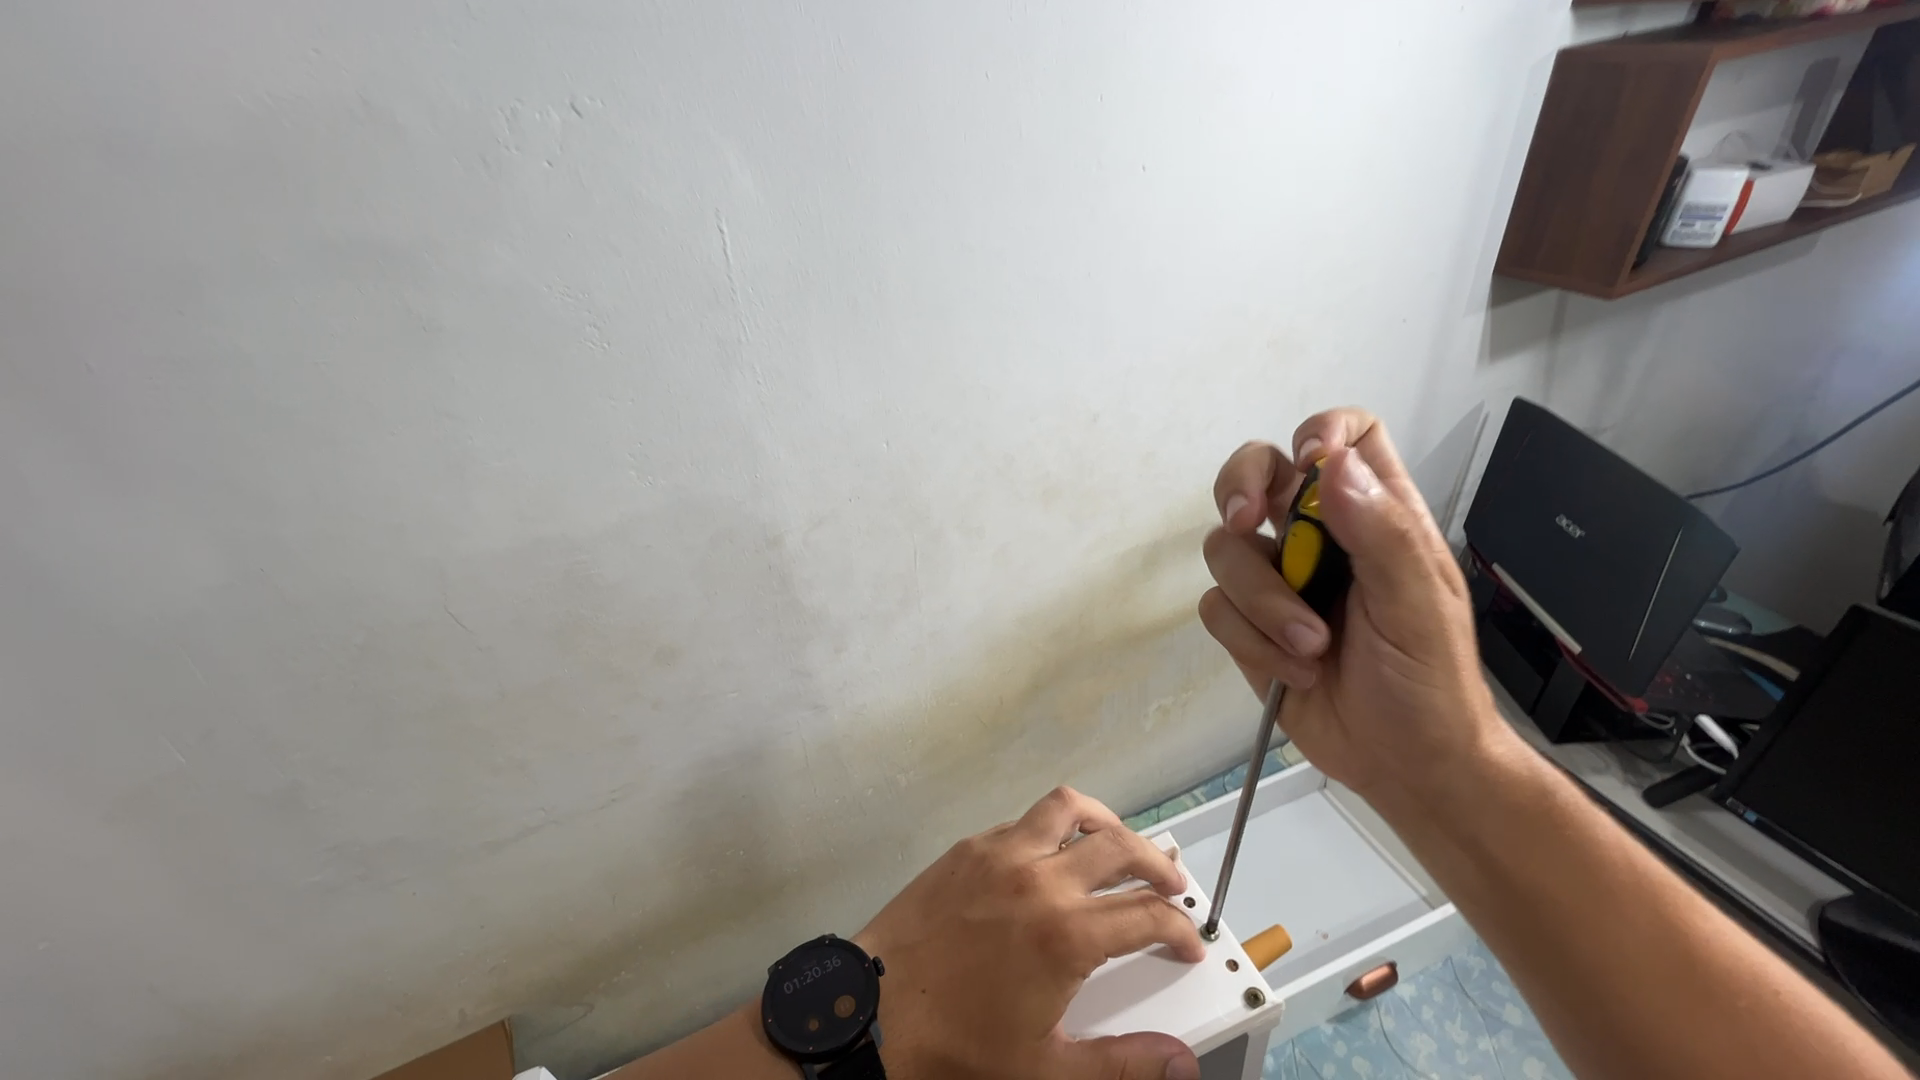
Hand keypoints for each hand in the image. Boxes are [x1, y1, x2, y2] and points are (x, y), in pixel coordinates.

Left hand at [854, 786, 1204, 1079]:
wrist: (875, 1014)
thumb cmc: (958, 1043)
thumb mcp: (1047, 1068)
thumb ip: (1123, 1064)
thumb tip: (1182, 1061)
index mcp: (1066, 935)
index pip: (1148, 915)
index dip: (1180, 928)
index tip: (1187, 941)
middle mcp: (1039, 880)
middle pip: (1121, 847)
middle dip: (1159, 864)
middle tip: (1171, 884)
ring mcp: (1001, 854)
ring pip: (1070, 808)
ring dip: (1106, 822)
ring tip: (1119, 843)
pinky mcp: (969, 846)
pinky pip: (1024, 820)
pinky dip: (1052, 828)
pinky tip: (1052, 854)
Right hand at [1198, 408, 1513, 805]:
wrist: (1403, 764)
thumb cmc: (1429, 682)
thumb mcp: (1418, 604)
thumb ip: (1381, 531)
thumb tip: (1329, 464)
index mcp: (1374, 516)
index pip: (1348, 436)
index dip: (1322, 433)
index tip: (1307, 462)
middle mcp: (1318, 537)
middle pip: (1257, 471)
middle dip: (1238, 488)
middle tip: (1244, 520)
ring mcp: (1277, 580)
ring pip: (1225, 548)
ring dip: (1262, 601)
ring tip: (1309, 647)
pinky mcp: (1247, 625)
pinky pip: (1217, 607)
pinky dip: (1249, 640)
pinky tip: (1293, 670)